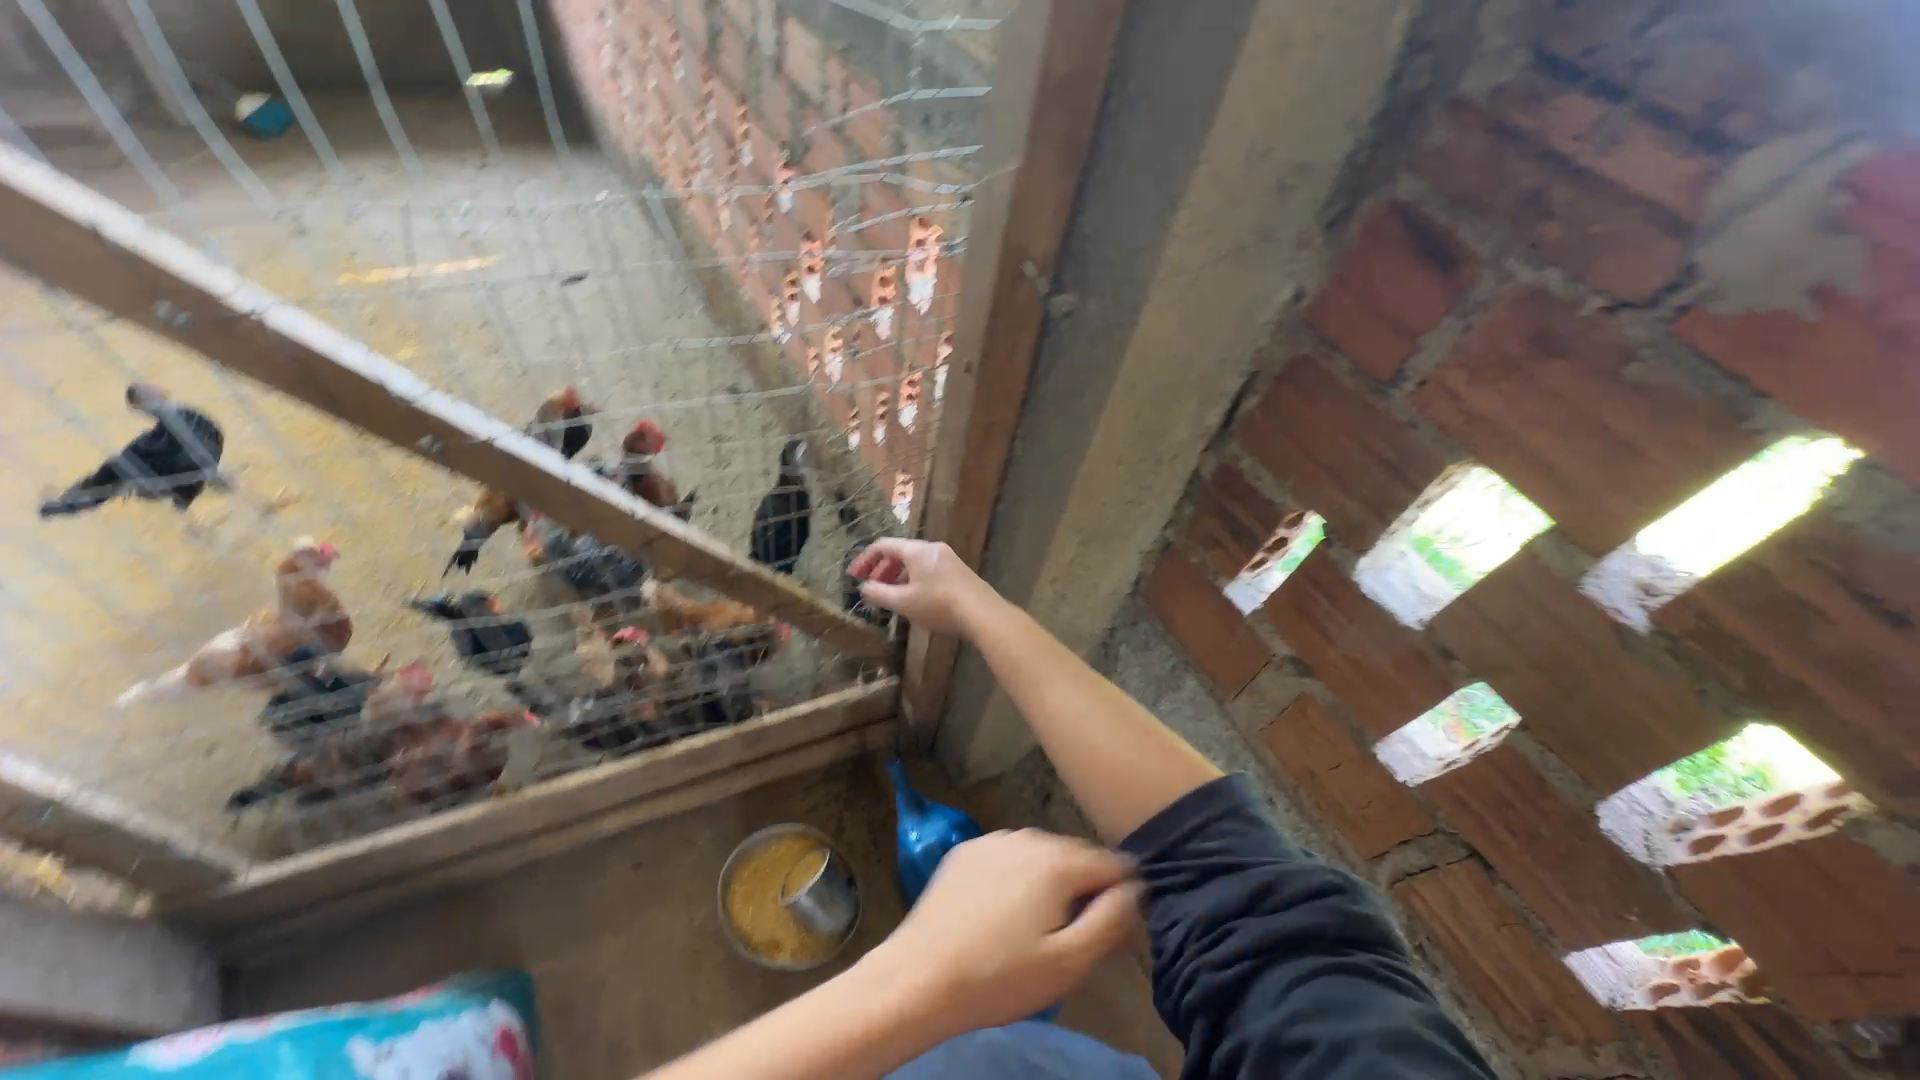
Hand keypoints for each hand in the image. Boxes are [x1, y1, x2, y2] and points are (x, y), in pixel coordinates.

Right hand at [846, 538, 997, 636]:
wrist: (982, 613)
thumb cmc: (939, 605)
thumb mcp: (904, 602)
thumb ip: (880, 593)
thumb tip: (864, 587)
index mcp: (917, 550)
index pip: (883, 546)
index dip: (865, 559)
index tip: (854, 576)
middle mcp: (933, 549)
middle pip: (901, 552)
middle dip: (882, 569)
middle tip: (872, 587)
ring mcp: (949, 559)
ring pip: (916, 562)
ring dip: (899, 576)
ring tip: (892, 596)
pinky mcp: (959, 573)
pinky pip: (929, 570)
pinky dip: (915, 580)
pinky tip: (915, 600)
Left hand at [864, 829, 1142, 1034]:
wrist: (919, 977)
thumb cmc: (999, 978)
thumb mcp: (1068, 963)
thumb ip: (1111, 921)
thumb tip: (1136, 889)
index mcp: (1059, 861)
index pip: (1116, 864)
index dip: (1122, 897)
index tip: (1111, 930)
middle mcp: (1029, 838)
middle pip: (1078, 856)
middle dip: (1086, 888)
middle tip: (1073, 935)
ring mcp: (993, 840)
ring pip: (1043, 854)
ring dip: (1051, 881)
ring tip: (1037, 926)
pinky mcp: (966, 851)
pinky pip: (1010, 857)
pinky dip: (1017, 876)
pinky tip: (1002, 912)